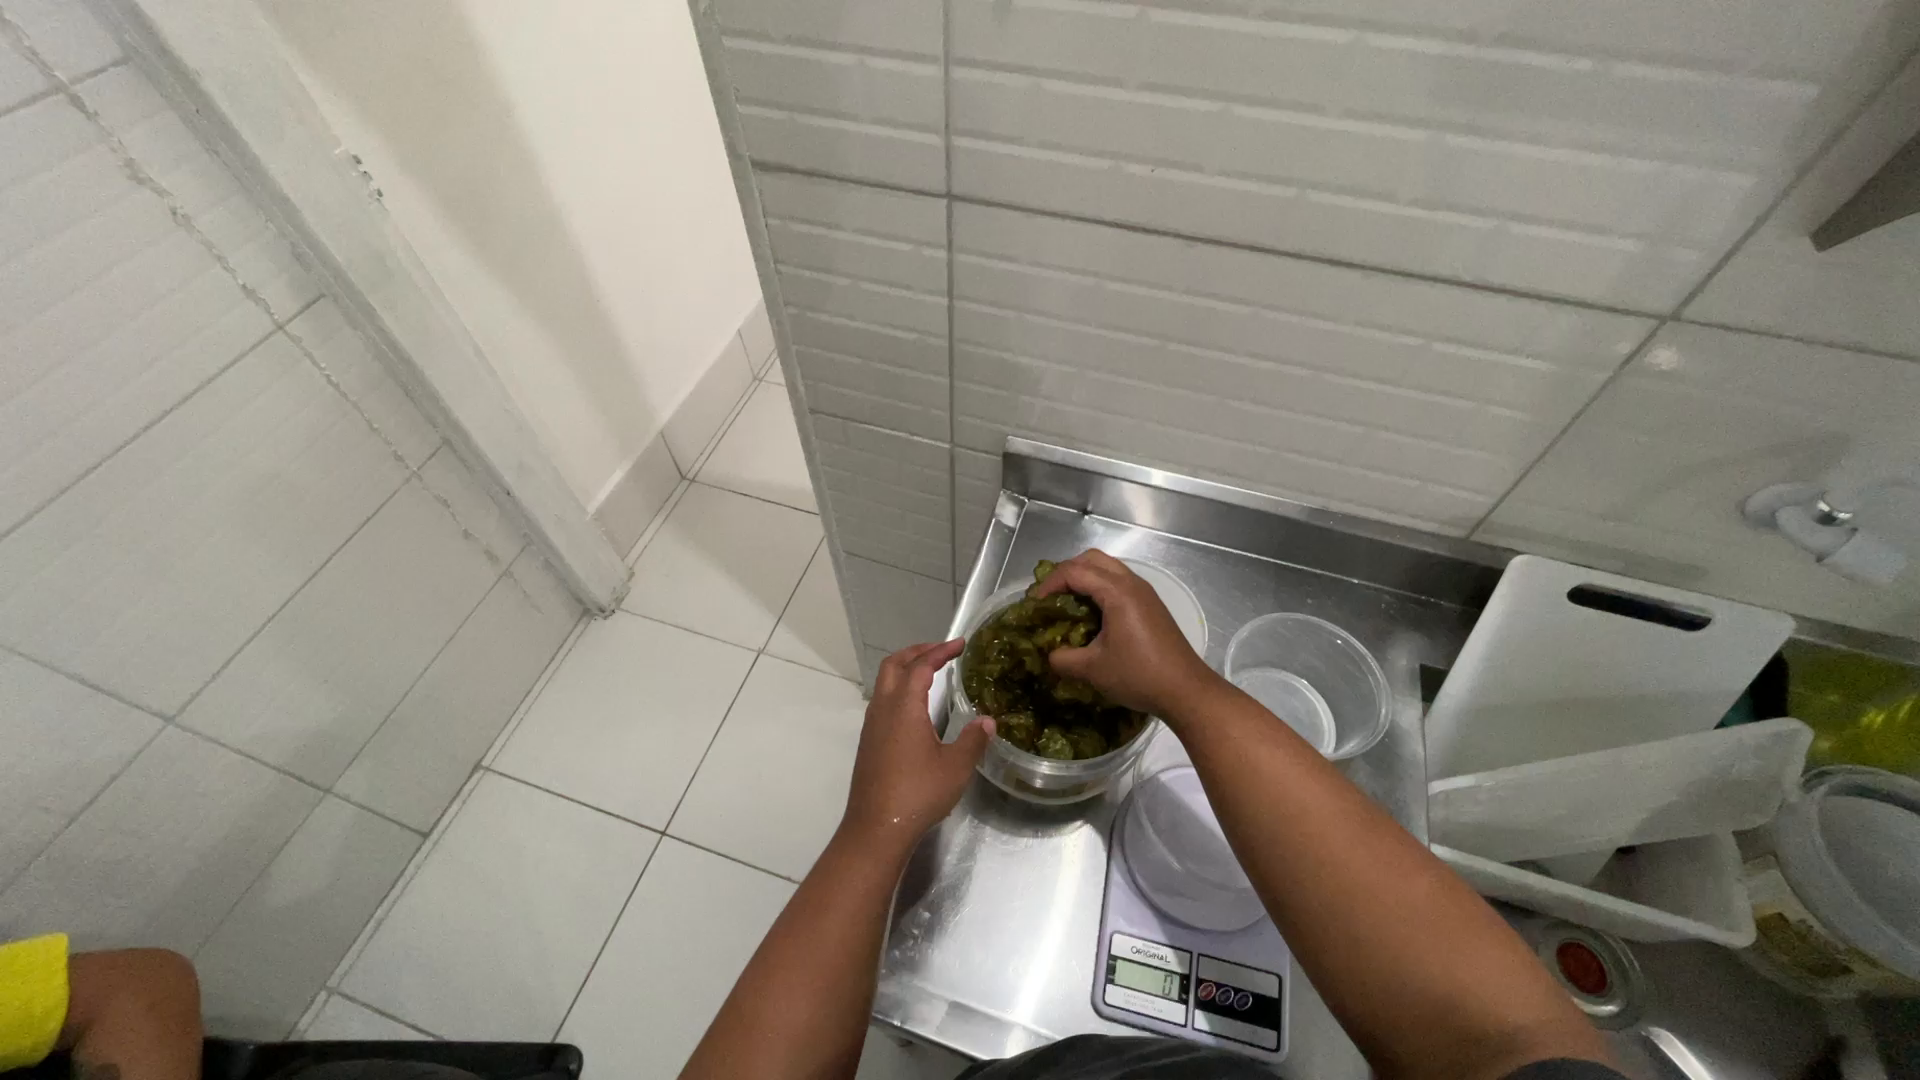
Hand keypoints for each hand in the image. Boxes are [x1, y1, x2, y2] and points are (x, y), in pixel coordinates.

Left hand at [841, 640, 992, 852]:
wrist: (877, 828)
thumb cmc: (918, 793)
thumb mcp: (956, 766)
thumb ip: (973, 739)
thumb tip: (987, 721)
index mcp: (904, 707)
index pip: (921, 666)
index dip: (941, 651)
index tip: (960, 644)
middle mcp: (883, 709)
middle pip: (894, 665)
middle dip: (917, 652)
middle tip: (941, 651)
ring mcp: (872, 726)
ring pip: (884, 684)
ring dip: (905, 671)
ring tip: (930, 674)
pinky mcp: (869, 743)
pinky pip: (882, 702)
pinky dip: (899, 691)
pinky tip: (916, 709)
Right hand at [1032, 550, 1220, 719]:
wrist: (1186, 691)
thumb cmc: (1139, 676)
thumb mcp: (1092, 670)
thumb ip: (1062, 658)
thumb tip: (1048, 654)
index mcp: (1117, 592)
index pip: (1074, 572)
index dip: (1048, 584)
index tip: (1033, 606)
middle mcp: (1132, 583)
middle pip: (1091, 559)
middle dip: (1065, 573)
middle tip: (1049, 598)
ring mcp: (1144, 592)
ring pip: (1107, 568)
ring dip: (1084, 579)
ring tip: (1067, 605)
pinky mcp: (1151, 605)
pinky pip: (1119, 582)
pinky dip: (1099, 588)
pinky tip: (1092, 616)